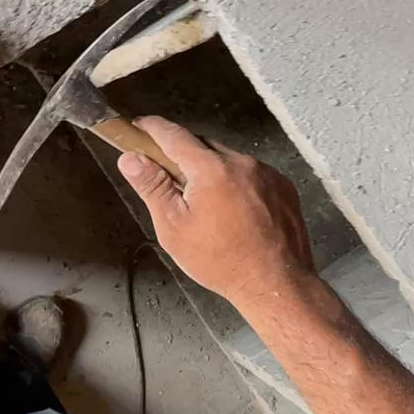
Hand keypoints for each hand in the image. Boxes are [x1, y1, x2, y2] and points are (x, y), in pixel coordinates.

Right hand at [118, 116, 314, 307]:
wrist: (277, 287)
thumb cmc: (219, 261)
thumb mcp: (173, 227)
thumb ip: (151, 186)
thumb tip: (129, 158)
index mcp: (210, 169)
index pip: (174, 135)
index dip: (152, 127)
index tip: (138, 126)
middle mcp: (241, 162)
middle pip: (202, 145)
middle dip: (182, 155)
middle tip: (168, 177)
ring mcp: (266, 173)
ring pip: (227, 158)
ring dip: (210, 169)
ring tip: (204, 201)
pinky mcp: (283, 186)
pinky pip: (250, 172)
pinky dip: (235, 181)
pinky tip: (232, 209)